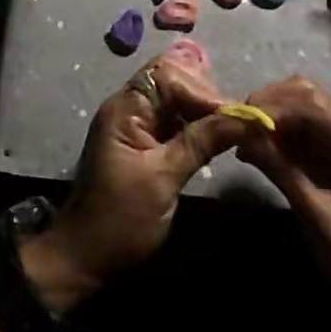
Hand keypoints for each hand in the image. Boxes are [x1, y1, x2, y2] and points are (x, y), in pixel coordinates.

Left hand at [22, 46, 255, 313]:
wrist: (85, 256)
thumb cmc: (120, 219)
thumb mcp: (163, 179)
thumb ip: (201, 142)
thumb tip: (245, 116)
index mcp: (125, 108)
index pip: (167, 75)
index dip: (201, 90)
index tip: (231, 117)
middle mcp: (130, 108)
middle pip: (173, 81)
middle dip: (205, 97)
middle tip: (235, 124)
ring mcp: (136, 125)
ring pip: (177, 101)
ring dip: (204, 112)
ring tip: (232, 132)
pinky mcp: (145, 143)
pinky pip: (175, 121)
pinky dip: (197, 127)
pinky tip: (218, 140)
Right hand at [239, 77, 330, 331]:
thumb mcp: (322, 222)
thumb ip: (285, 174)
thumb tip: (245, 137)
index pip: (314, 104)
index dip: (273, 106)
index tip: (239, 123)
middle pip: (308, 97)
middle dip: (270, 104)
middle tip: (237, 128)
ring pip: (302, 111)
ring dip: (271, 118)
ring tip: (240, 138)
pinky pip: (303, 135)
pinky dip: (277, 137)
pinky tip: (253, 151)